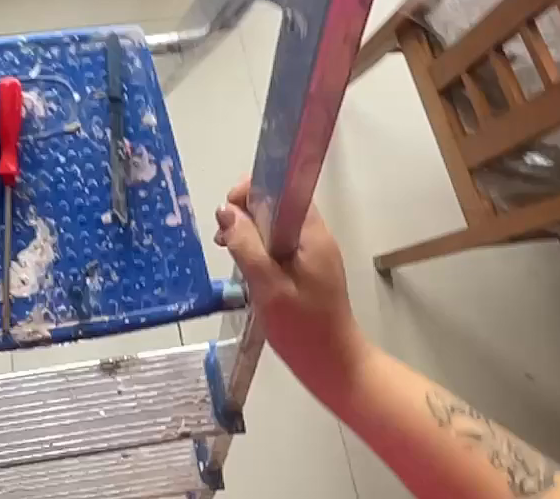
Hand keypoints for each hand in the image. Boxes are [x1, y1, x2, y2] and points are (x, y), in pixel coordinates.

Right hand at [214, 179, 371, 402]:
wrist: (335, 370)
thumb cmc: (304, 329)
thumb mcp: (268, 286)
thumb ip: (246, 246)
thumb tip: (225, 211)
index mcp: (311, 234)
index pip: (282, 189)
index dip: (252, 191)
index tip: (229, 212)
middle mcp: (314, 236)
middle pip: (275, 206)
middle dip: (245, 214)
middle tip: (224, 239)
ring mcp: (311, 253)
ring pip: (273, 226)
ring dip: (248, 233)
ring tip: (229, 253)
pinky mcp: (306, 270)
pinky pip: (277, 245)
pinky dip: (257, 250)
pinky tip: (244, 269)